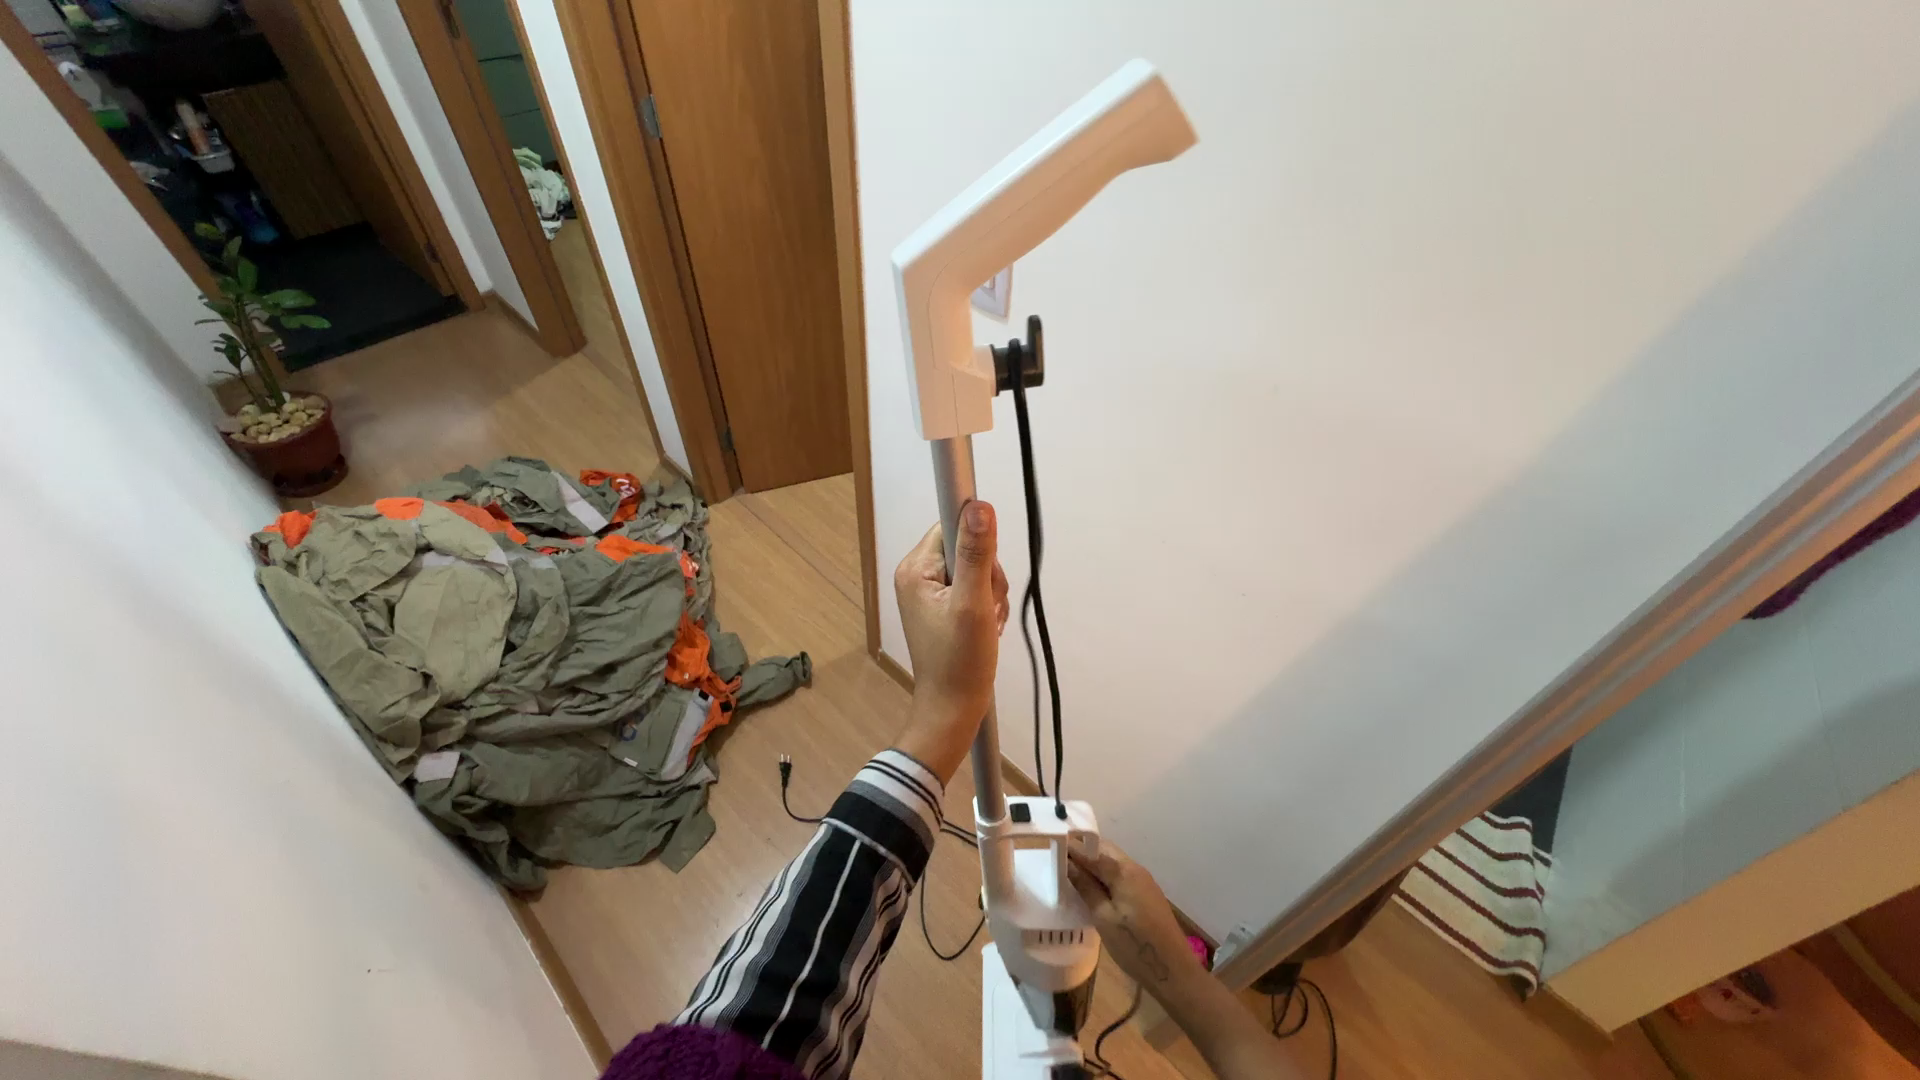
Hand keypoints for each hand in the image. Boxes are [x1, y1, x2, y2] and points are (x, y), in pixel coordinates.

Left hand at [892, 503, 1008, 780]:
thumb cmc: (960, 661)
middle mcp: (918, 575)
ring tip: (987, 623)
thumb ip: (977, 554)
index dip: (977, 543)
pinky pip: (975, 588)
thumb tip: (980, 506)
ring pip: (977, 569)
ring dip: (991, 594)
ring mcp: (930, 592)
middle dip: (988, 576)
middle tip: (986, 609)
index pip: (951, 525)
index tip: (985, 574)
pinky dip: (987, 606)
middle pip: (968, 547)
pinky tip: (986, 628)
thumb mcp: (973, 604)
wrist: (954, 709)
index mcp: (915, 569)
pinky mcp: (944, 607)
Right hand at [1069, 846, 1202, 988]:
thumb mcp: (1103, 917)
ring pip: (1114, 862)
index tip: (1053, 844)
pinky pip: (1122, 875)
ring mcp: (1144, 882)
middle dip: (1084, 852)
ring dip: (1095, 864)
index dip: (1072, 848)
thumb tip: (1069, 864)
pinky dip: (1106, 875)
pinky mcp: (1148, 895)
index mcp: (1124, 871)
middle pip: (1105, 851)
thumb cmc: (1134, 945)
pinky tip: (1095, 888)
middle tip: (1061, 859)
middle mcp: (1135, 869)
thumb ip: (1086, 887)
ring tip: (1074, 873)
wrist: (1173, 971)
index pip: (1092, 850)